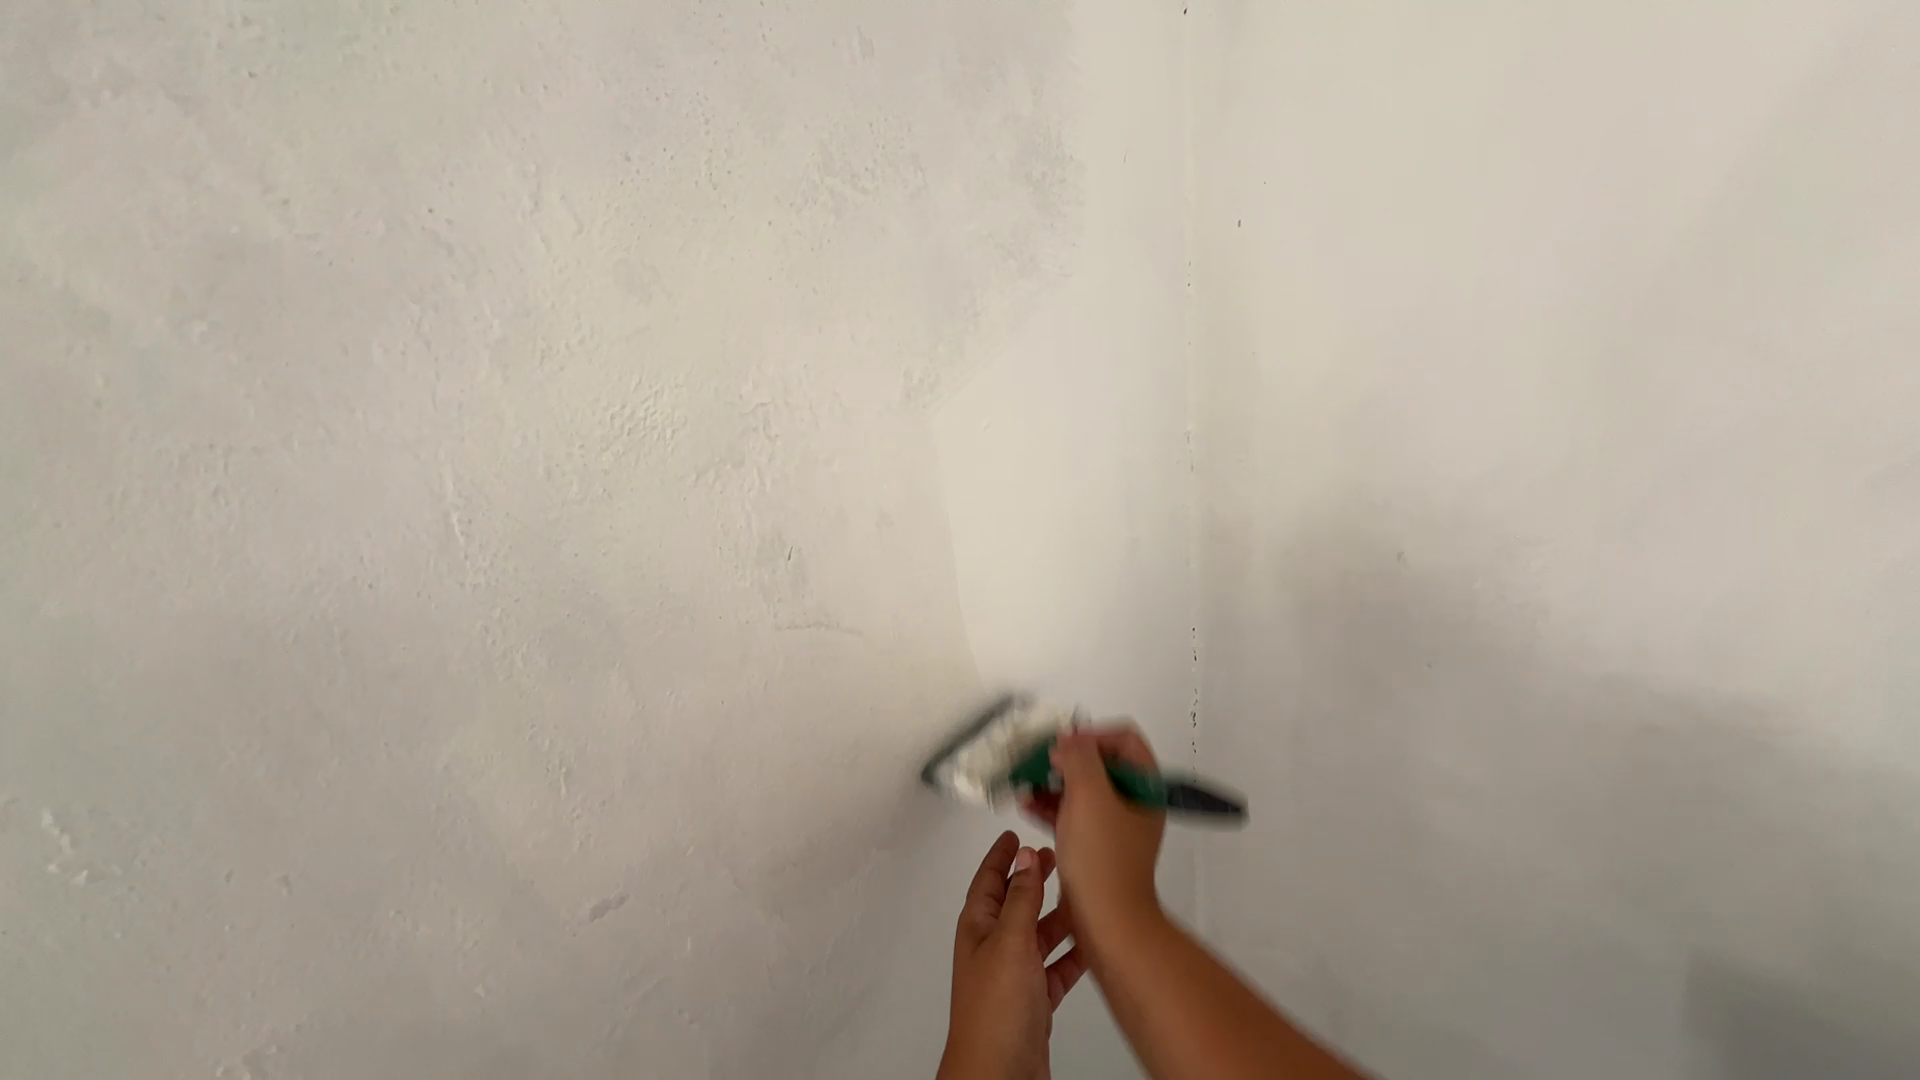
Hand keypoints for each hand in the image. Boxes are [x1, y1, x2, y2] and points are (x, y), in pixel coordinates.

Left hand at [938, 831, 1086, 1079]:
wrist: (999, 1076)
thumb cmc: (996, 1007)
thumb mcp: (1009, 941)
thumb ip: (1021, 898)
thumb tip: (1025, 856)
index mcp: (979, 926)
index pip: (989, 879)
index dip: (1001, 855)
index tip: (1013, 835)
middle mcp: (994, 946)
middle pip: (1015, 902)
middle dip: (1033, 878)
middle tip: (1054, 857)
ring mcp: (1014, 975)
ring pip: (1039, 933)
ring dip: (1057, 913)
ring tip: (1080, 892)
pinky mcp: (1035, 1001)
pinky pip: (1056, 968)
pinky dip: (1072, 953)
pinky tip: (1091, 942)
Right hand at [1021, 726, 1166, 931]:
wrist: (1107, 923)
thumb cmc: (1101, 855)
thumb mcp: (1089, 795)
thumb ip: (1080, 757)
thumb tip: (1069, 739)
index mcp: (1145, 787)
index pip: (1124, 739)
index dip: (1092, 734)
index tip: (1062, 745)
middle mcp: (1134, 803)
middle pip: (1101, 763)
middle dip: (1066, 759)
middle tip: (1039, 761)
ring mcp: (1115, 827)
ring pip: (1083, 790)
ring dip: (1053, 782)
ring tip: (1025, 782)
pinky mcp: (1096, 847)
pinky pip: (1074, 816)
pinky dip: (1052, 807)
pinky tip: (1027, 805)